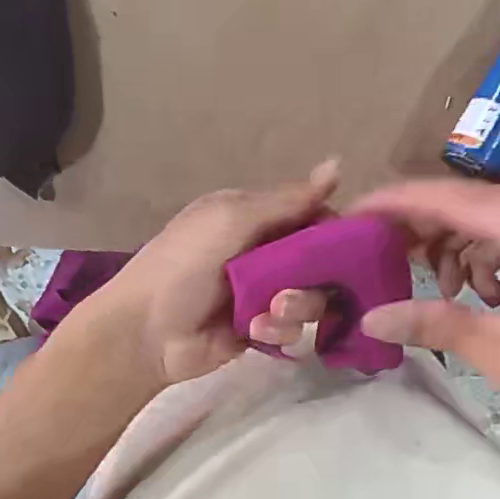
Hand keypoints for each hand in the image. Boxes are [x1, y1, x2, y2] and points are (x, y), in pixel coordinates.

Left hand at [73, 160, 339, 386]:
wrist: (146, 333)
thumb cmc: (183, 265)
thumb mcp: (231, 219)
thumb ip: (285, 200)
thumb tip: (338, 165)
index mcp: (250, 218)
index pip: (309, 216)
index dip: (333, 229)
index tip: (353, 243)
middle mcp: (260, 254)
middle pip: (318, 261)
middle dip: (318, 275)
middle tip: (298, 285)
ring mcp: (260, 295)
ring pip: (310, 299)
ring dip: (298, 306)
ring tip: (269, 312)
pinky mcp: (258, 332)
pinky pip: (291, 331)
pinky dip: (278, 331)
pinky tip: (254, 332)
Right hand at [354, 180, 499, 435]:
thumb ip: (435, 325)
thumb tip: (369, 319)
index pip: (451, 197)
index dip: (394, 203)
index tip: (348, 214)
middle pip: (470, 204)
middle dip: (422, 233)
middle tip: (381, 265)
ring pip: (494, 220)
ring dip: (457, 252)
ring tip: (446, 296)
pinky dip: (490, 258)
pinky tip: (488, 296)